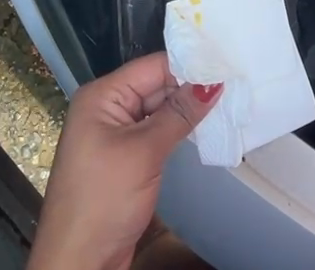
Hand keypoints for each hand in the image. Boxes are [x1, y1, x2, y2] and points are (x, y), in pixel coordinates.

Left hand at [29, 53, 220, 269]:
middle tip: (237, 82)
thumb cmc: (103, 201)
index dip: (190, 65)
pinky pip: (157, 131)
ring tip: (230, 100)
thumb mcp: (144, 152)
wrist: (78, 265)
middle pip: (157, 85)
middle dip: (193, 86)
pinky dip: (180, 129)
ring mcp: (115, 134)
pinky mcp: (126, 157)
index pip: (153, 67)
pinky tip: (207, 126)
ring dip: (189, 109)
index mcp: (102, 96)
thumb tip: (215, 81)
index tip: (228, 64)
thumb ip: (180, 113)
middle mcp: (107, 108)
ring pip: (160, 108)